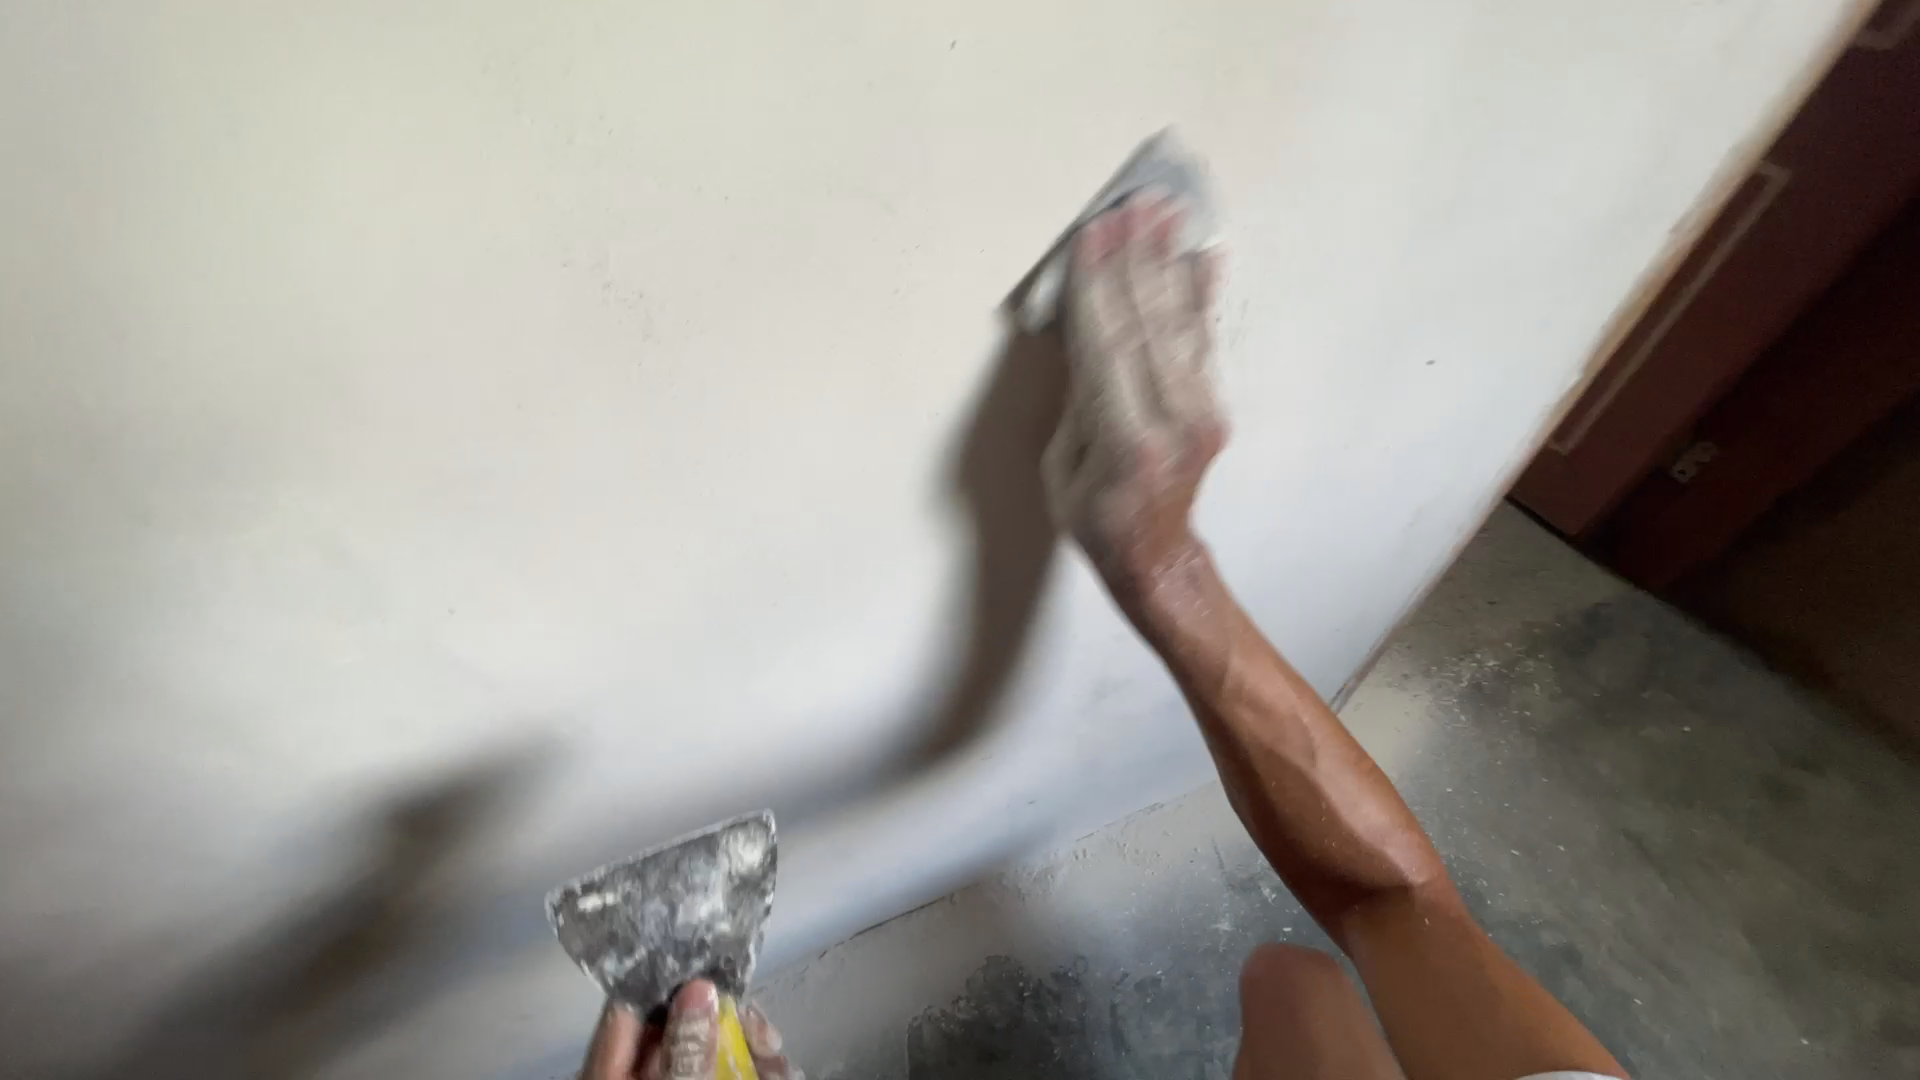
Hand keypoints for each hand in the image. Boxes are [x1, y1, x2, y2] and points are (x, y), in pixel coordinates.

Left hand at [580, 979, 800, 1079]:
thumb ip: (683, 1055)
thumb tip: (699, 986)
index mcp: (605, 1077)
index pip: (631, 1006)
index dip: (671, 977)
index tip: (721, 964)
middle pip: (677, 1027)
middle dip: (728, 1024)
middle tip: (767, 1036)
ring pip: (704, 1053)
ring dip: (746, 1051)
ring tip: (781, 1067)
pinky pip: (717, 1074)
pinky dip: (747, 1072)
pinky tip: (777, 1073)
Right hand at [1045, 192, 1226, 594]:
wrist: (1154, 554)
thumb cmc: (1094, 520)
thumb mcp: (1062, 470)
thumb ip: (1077, 404)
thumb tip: (1090, 340)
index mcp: (1127, 443)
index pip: (1108, 349)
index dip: (1098, 288)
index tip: (1093, 234)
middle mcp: (1173, 422)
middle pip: (1150, 327)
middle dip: (1138, 261)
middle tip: (1135, 204)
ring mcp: (1203, 413)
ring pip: (1183, 327)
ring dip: (1172, 265)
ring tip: (1169, 212)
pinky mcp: (1215, 408)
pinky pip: (1206, 344)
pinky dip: (1204, 298)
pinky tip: (1206, 257)